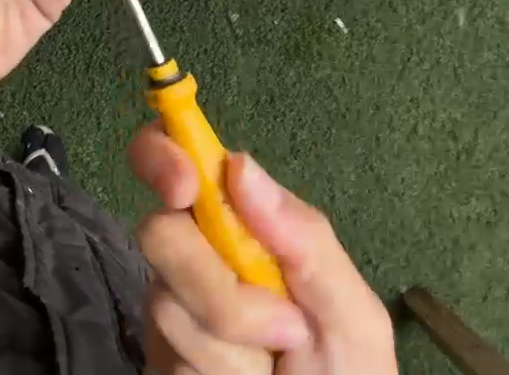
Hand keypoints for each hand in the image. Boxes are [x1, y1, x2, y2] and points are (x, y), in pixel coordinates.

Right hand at [132, 127, 395, 374]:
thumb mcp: (351, 314)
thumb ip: (304, 239)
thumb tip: (239, 163)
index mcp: (236, 222)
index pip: (170, 155)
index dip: (160, 155)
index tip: (183, 188)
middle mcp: (192, 252)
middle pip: (159, 233)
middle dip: (220, 291)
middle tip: (286, 330)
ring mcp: (170, 304)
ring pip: (166, 303)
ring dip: (233, 350)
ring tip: (273, 371)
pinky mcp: (158, 354)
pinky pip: (171, 356)